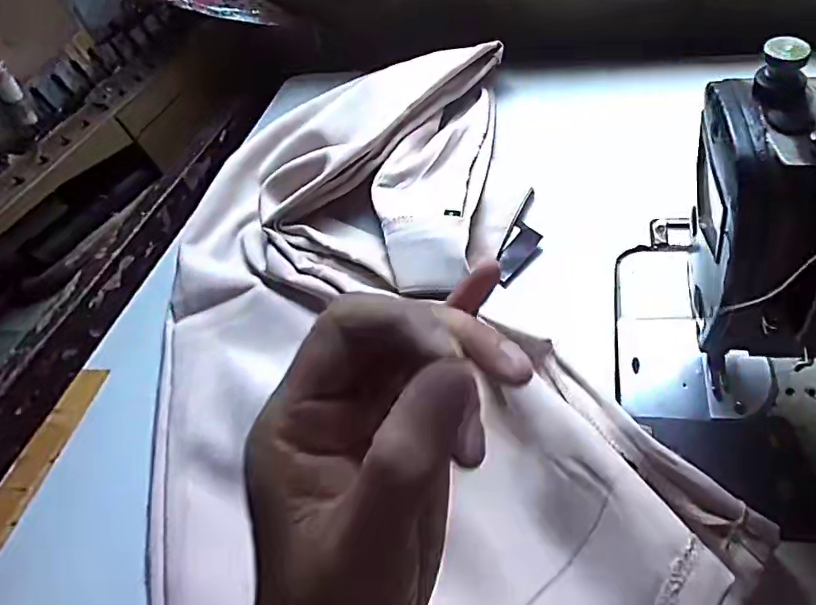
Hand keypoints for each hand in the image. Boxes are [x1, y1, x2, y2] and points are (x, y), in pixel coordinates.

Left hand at [246, 261, 532, 604]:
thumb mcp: (368, 534)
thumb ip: (406, 448)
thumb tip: (458, 366)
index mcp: (299, 419)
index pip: (348, 329)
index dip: (406, 324)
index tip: (457, 360)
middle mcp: (336, 402)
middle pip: (397, 328)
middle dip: (455, 338)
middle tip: (507, 373)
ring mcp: (377, 409)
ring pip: (429, 342)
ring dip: (477, 349)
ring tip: (517, 375)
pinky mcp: (416, 420)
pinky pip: (442, 361)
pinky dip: (469, 324)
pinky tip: (487, 281)